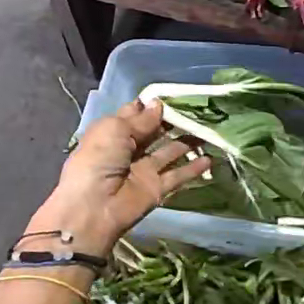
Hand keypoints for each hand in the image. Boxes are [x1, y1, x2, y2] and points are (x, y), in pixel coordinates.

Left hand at [27, 101, 212, 255]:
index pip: (135, 114)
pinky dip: (193, 169)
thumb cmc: (98, 159)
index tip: (174, 96)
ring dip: (187, 142)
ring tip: (210, 129)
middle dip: (173, 120)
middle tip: (198, 110)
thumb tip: (158, 105)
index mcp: (112, 132)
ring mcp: (143, 170)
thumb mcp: (114, 130)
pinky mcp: (156, 189)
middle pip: (155, 132)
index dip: (152, 106)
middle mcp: (128, 149)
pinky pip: (178, 176)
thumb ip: (141, 119)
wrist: (93, 208)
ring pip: (169, 152)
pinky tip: (210, 159)